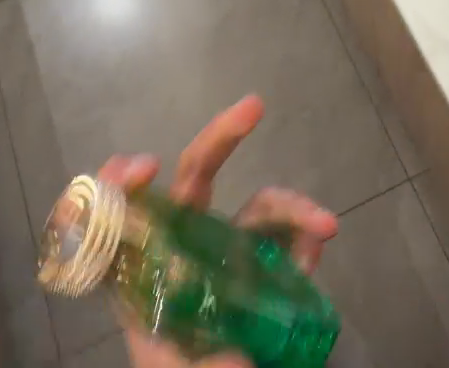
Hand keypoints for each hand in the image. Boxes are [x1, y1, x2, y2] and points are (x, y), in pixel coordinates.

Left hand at [97, 95, 339, 367]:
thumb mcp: (164, 365)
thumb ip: (179, 345)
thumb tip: (221, 344)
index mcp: (148, 271)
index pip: (125, 211)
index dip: (126, 181)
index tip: (146, 167)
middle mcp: (189, 251)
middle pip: (197, 180)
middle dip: (221, 137)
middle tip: (254, 106)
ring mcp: (233, 258)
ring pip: (258, 208)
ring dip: (290, 205)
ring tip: (323, 225)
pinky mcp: (272, 272)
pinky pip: (293, 241)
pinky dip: (309, 234)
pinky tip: (323, 237)